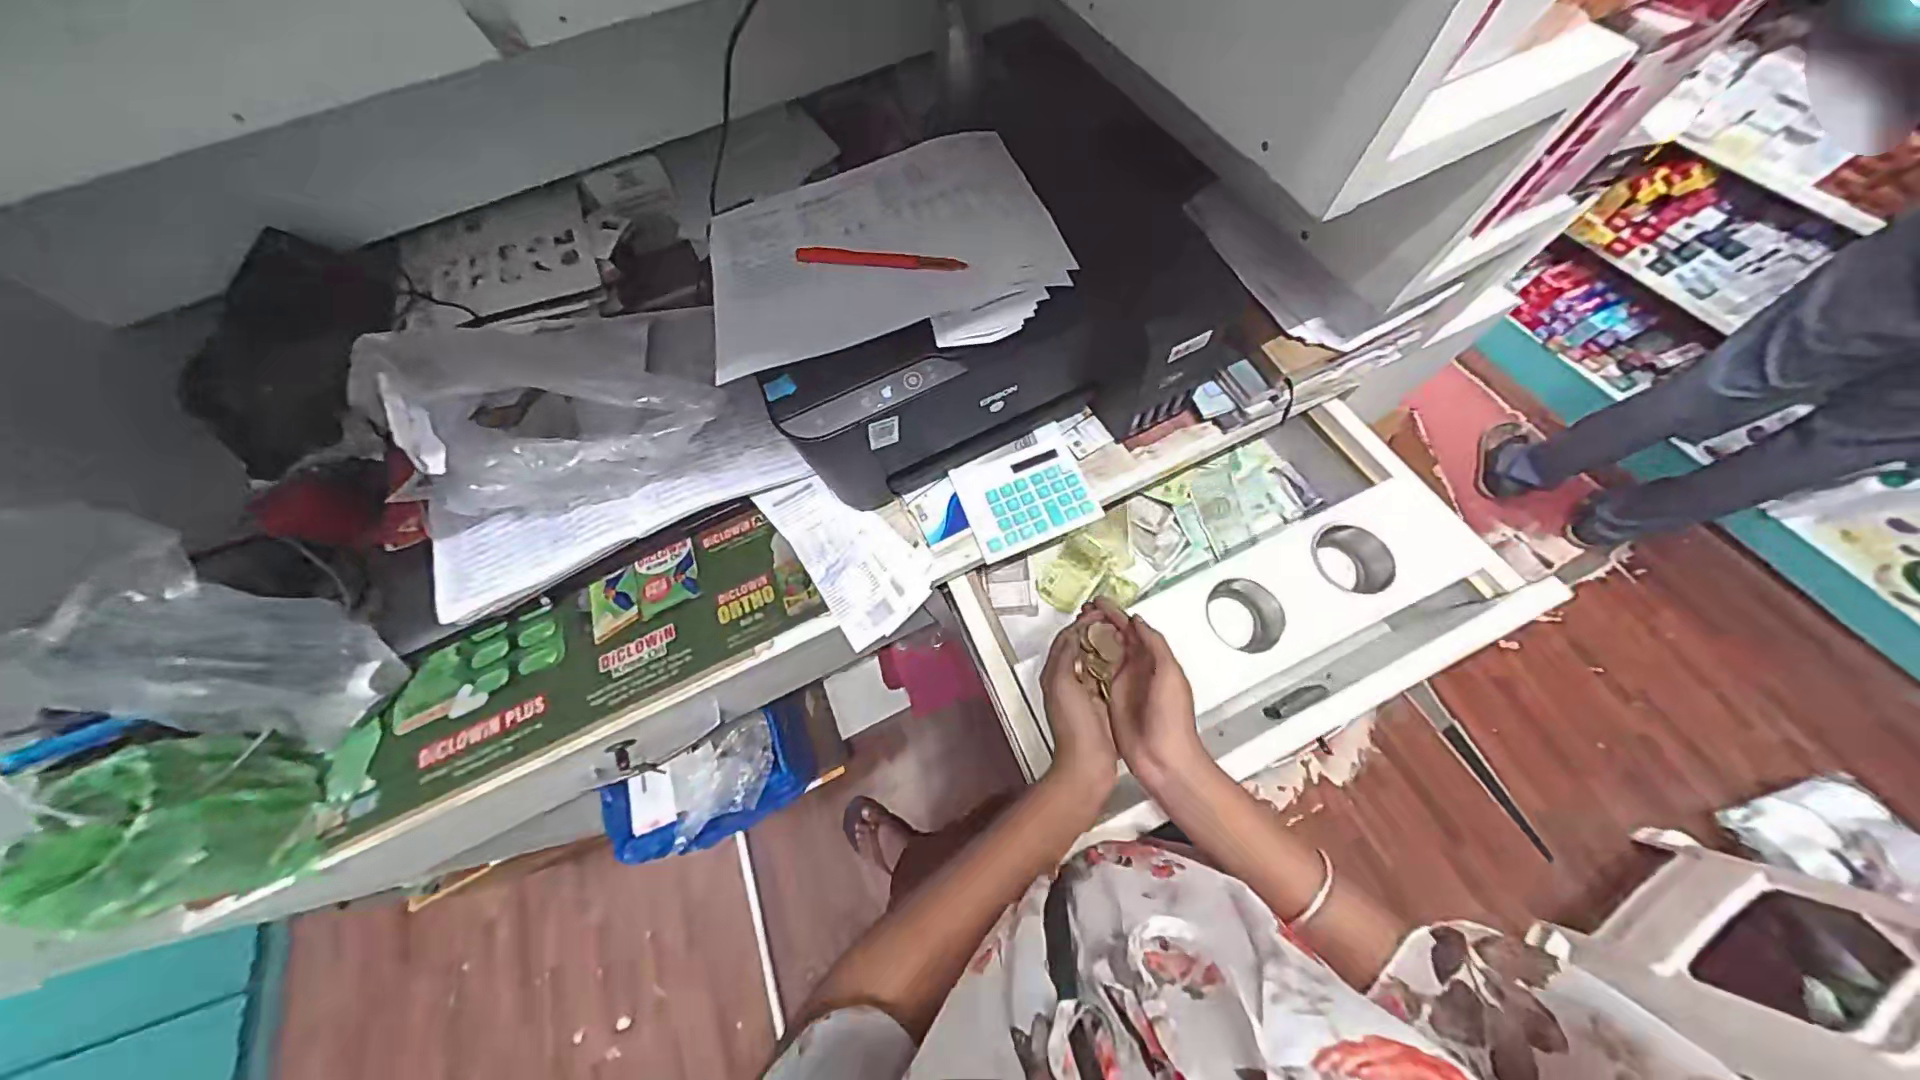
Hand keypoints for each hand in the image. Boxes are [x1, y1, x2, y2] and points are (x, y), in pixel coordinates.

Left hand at [1038, 611, 1119, 798]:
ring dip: (1107, 645)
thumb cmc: (1073, 728)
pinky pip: (1108, 676)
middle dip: (1095, 631)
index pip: (1067, 639)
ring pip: (1095, 659)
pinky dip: (1116, 664)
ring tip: (1122, 632)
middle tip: (1112, 617)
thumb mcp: (1062, 684)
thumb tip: (1072, 633)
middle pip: (1081, 646)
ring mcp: (1086, 692)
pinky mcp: (1101, 703)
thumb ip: (1065, 656)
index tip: (1098, 612)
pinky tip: (1128, 658)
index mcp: (1056, 673)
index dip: (1082, 624)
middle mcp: (1068, 680)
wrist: (1087, 764)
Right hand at [1083, 598, 1204, 787]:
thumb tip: (1138, 622)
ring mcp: (1124, 685)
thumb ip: (1155, 645)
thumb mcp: (1170, 675)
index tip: (1101, 602)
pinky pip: (1097, 675)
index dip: (1116, 614)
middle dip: (1101, 622)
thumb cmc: (1173, 721)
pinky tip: (1077, 656)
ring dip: (1093, 638)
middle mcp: (1138, 670)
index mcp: (1154, 661)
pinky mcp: (1111, 700)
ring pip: (1106, 654)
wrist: (1164, 759)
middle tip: (1085, 611)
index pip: (1133, 629)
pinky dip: (1087, 662)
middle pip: (1117, 638)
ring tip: (1078, 626)